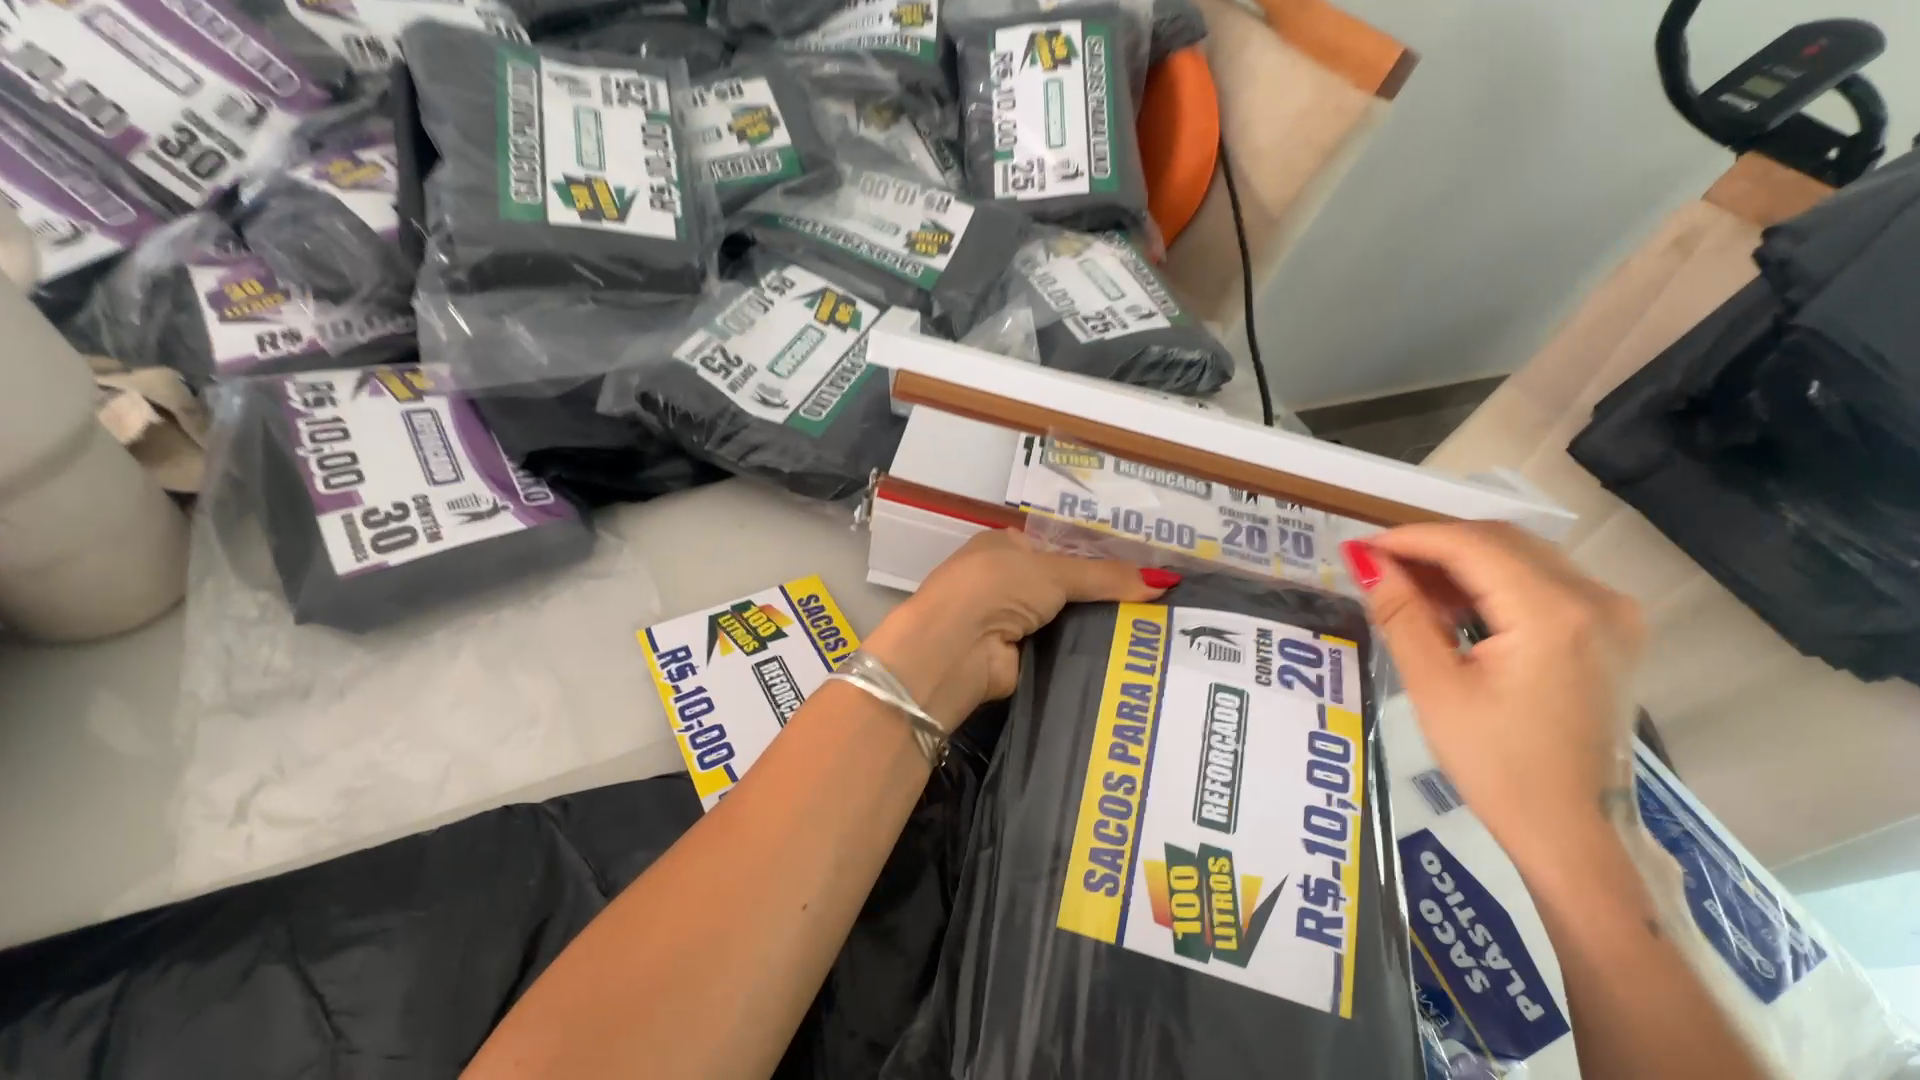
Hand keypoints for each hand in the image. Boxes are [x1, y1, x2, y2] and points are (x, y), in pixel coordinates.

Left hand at [861, 530, 1173, 729]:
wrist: (955, 648)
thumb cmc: (995, 588)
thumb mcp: (1053, 571)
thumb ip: (1105, 575)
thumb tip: (1161, 582)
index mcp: (1005, 547)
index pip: (1060, 549)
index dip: (1098, 560)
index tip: (1141, 574)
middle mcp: (1006, 582)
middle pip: (1066, 588)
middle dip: (1103, 597)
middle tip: (1157, 606)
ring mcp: (1011, 623)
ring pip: (1066, 621)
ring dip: (1099, 627)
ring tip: (1155, 632)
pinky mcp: (1020, 660)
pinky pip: (1063, 652)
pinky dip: (1087, 654)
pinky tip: (1127, 657)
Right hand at [1343, 523, 1644, 862]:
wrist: (1570, 829)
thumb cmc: (1496, 766)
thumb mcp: (1435, 688)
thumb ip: (1401, 613)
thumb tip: (1364, 560)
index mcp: (1554, 614)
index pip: (1471, 545)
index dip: (1409, 539)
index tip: (1358, 548)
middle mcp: (1596, 599)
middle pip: (1501, 541)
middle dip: (1434, 548)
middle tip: (1379, 571)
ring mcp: (1613, 614)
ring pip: (1522, 556)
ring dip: (1462, 564)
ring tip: (1411, 594)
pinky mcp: (1612, 631)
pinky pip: (1543, 581)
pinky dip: (1493, 583)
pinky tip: (1456, 610)